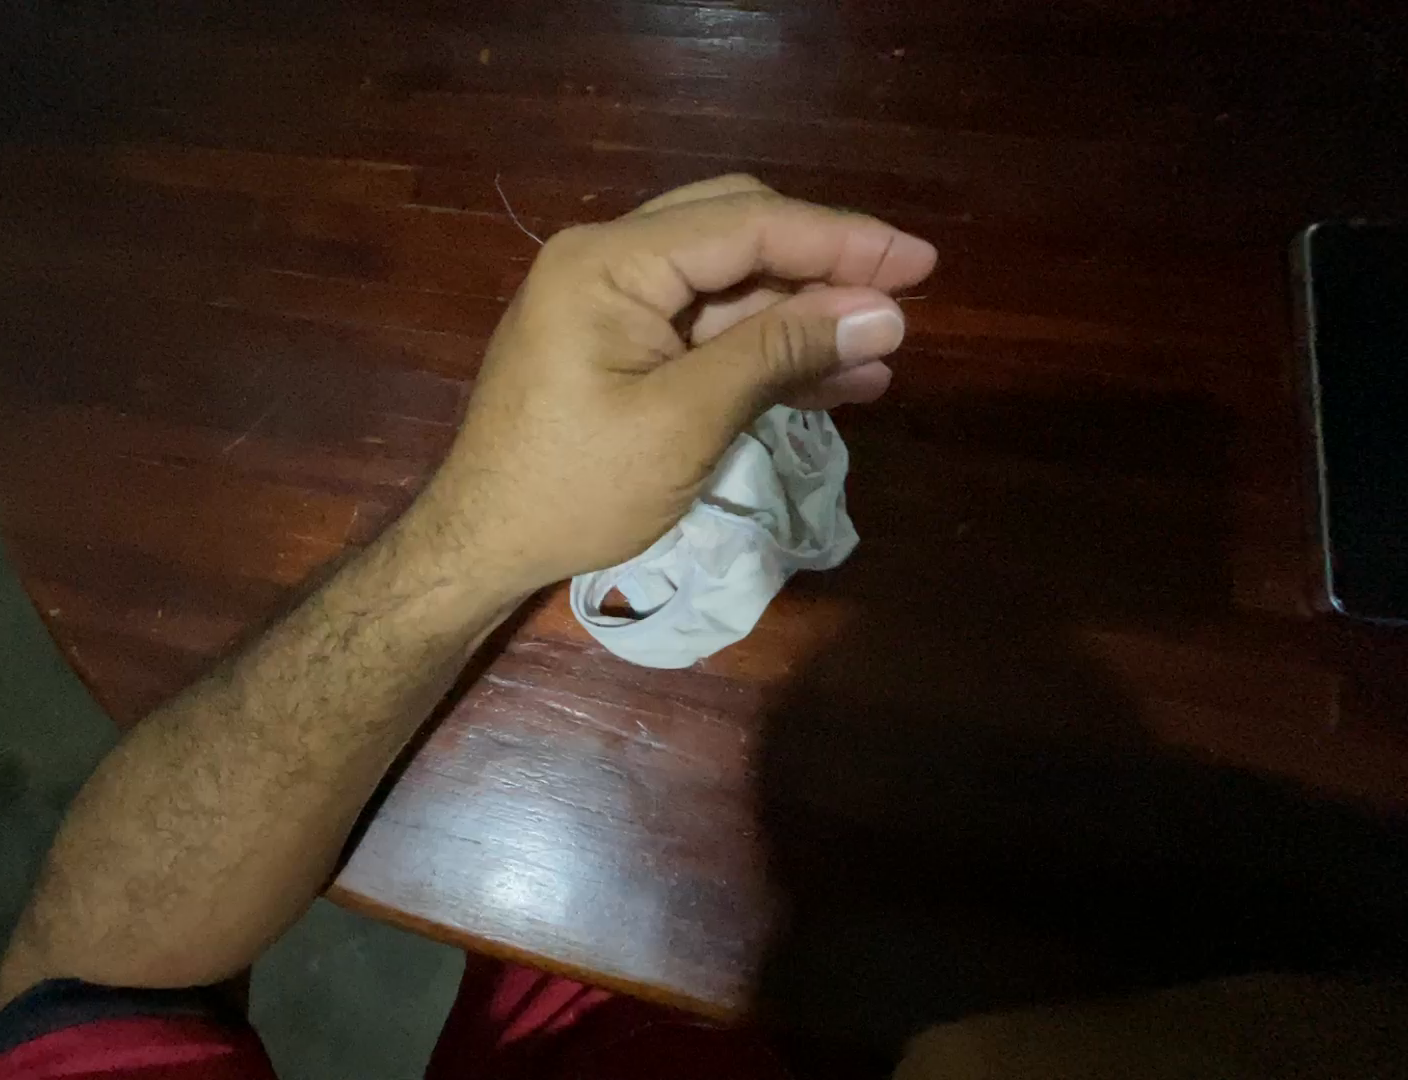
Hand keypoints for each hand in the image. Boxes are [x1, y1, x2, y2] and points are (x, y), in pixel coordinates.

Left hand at [409, 174, 937, 597]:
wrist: (486, 544)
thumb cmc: (574, 489)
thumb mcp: (684, 422)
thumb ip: (778, 354)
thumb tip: (881, 312)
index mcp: (609, 263)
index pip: (746, 225)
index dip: (841, 240)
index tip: (922, 264)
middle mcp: (604, 265)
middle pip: (735, 241)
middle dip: (819, 274)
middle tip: (896, 303)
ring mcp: (605, 310)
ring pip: (722, 295)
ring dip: (795, 324)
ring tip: (877, 359)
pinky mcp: (612, 353)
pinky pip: (696, 339)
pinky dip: (754, 358)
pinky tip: (825, 384)